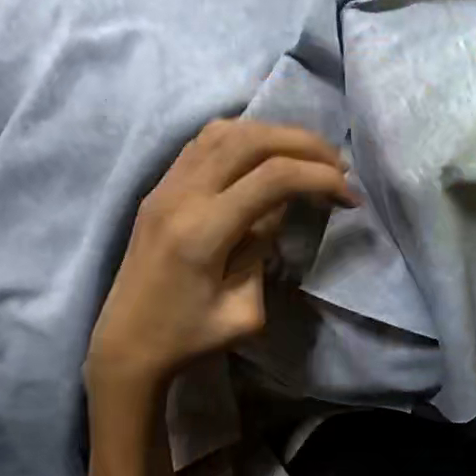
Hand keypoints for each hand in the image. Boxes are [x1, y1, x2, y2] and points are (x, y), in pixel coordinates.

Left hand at [88, 120, 355, 397]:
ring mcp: (165, 186)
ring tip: (307, 155)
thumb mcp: (244, 311)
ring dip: (275, 134)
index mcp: (203, 232)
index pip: (273, 178)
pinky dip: (244, 137)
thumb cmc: (189, 338)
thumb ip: (264, 251)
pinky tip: (266, 154)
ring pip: (226, 131)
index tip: (350, 197)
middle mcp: (181, 196)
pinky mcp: (159, 188)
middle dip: (304, 144)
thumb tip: (277, 208)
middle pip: (251, 140)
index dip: (320, 178)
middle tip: (338, 166)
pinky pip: (204, 142)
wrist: (126, 344)